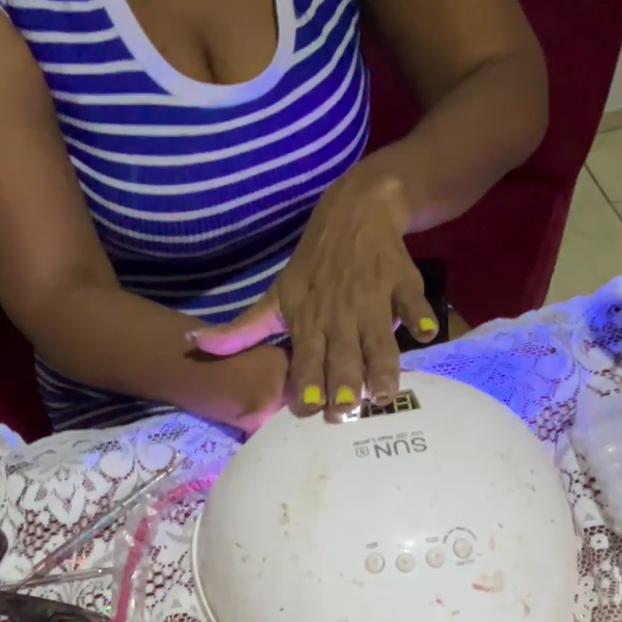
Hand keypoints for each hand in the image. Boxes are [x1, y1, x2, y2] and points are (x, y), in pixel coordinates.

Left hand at [190, 170, 437, 417]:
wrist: (354, 211)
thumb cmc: (312, 267)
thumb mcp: (275, 296)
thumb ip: (242, 329)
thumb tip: (194, 345)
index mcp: (308, 321)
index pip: (305, 358)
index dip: (306, 381)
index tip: (308, 407)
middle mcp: (338, 315)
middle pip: (341, 355)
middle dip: (343, 382)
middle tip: (346, 410)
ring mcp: (371, 298)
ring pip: (377, 337)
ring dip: (381, 364)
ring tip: (385, 392)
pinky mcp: (401, 281)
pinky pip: (412, 301)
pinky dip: (420, 315)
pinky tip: (426, 333)